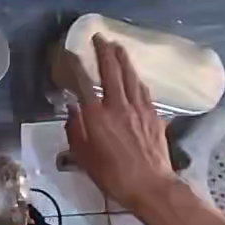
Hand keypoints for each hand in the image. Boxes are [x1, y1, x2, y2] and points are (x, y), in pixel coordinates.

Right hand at [65, 36, 178, 212]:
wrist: (150, 186)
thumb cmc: (112, 175)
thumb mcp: (84, 157)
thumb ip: (76, 130)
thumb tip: (72, 109)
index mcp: (97, 116)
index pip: (83, 83)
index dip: (76, 66)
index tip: (70, 53)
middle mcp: (118, 106)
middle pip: (111, 71)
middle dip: (104, 51)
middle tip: (99, 38)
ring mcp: (139, 108)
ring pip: (130, 76)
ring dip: (123, 59)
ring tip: (118, 47)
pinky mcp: (154, 115)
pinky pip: (143, 90)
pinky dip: (136, 79)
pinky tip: (134, 76)